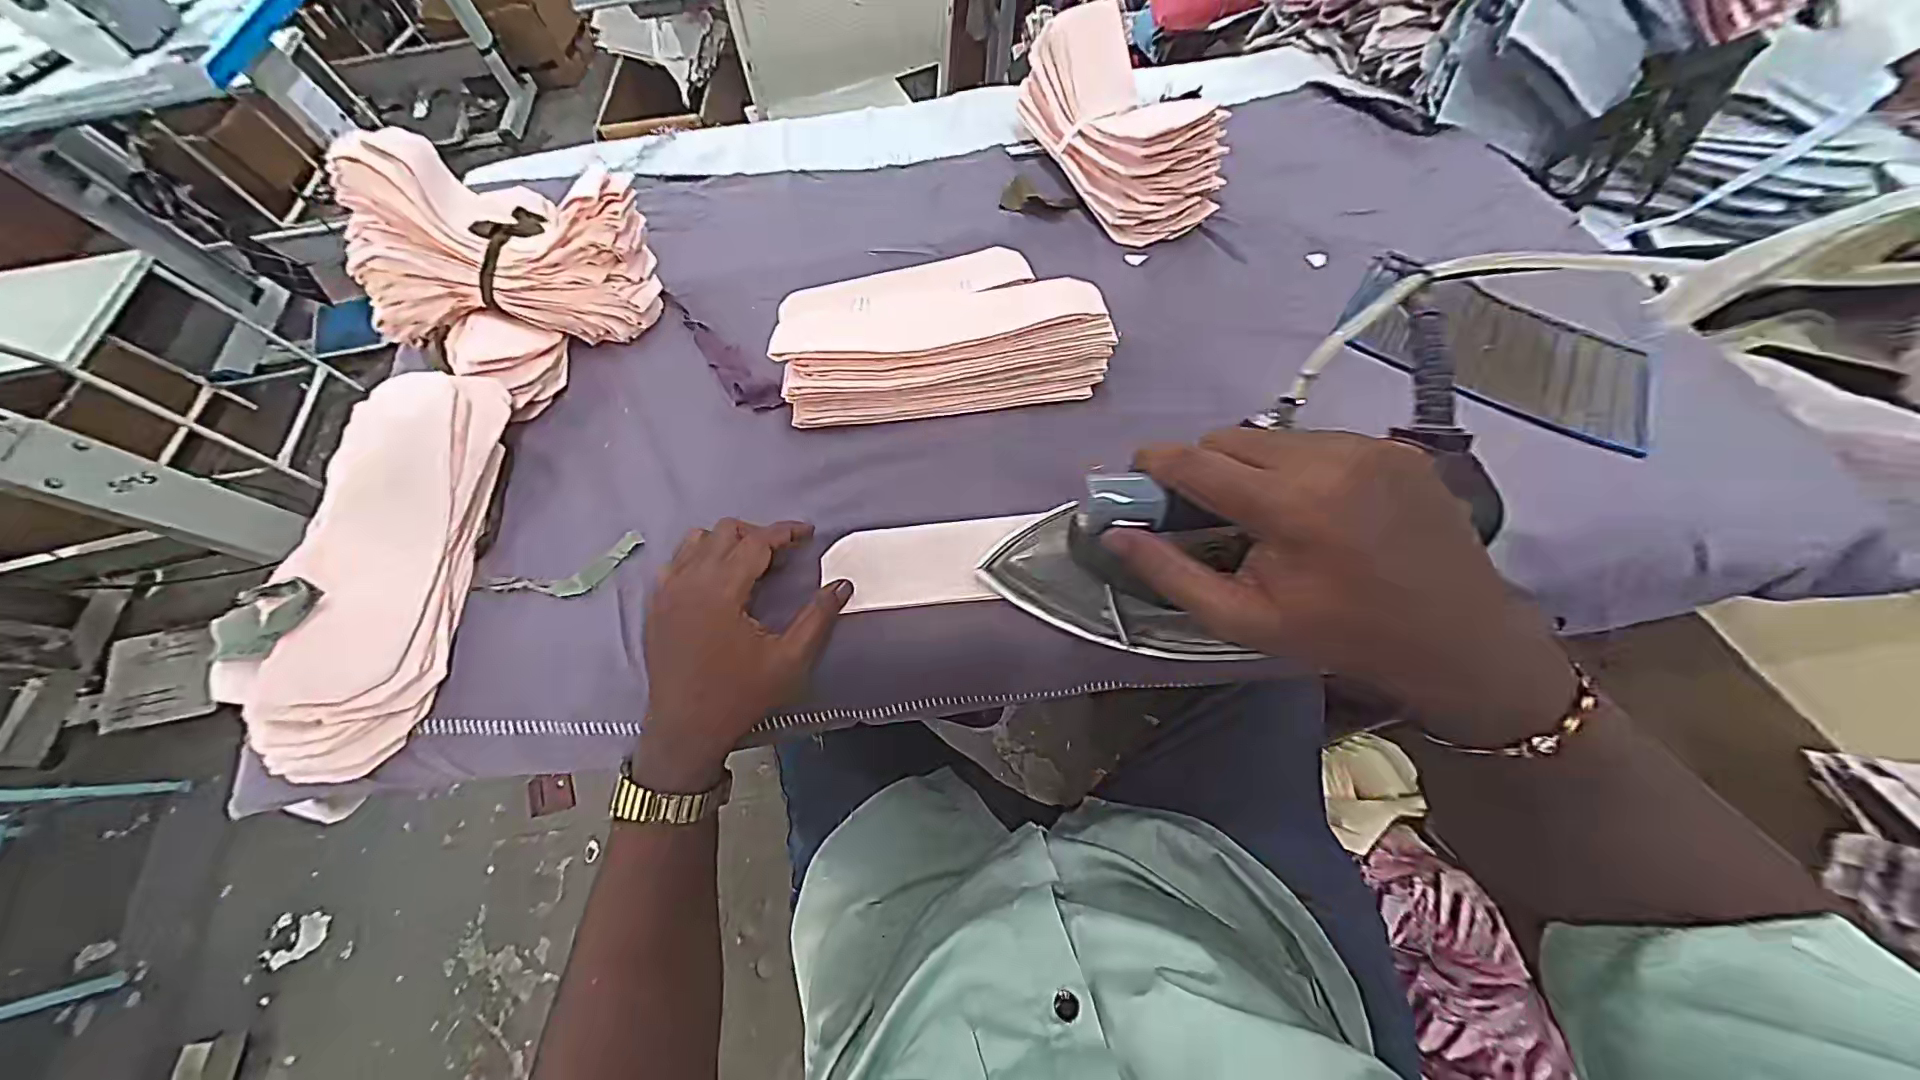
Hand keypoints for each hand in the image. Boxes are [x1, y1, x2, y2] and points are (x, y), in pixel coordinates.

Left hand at [636, 519, 852, 791]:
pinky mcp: (657, 604)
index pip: (755, 542)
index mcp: (721, 591)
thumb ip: (818, 617)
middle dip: (759, 534)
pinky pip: (678, 560)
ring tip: (753, 563)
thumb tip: (842, 584)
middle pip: (726, 531)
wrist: (686, 729)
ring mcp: (667, 591)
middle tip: (785, 555)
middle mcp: (689, 581)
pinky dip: (701, 556)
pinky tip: (719, 579)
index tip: (808, 533)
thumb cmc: (739, 695)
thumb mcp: (789, 660)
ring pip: (698, 540)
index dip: (785, 532)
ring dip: (729, 542)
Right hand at [1104, 429, 1575, 743]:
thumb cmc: (1340, 636)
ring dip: (1251, 465)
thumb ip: (1171, 574)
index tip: (1138, 474)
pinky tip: (1313, 506)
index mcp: (1290, 505)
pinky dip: (1296, 465)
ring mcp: (1370, 447)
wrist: (1460, 639)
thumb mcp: (1243, 620)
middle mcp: (1330, 458)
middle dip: (1205, 467)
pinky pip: (1317, 441)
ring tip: (1266, 512)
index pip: (1197, 460)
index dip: (1156, 462)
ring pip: (1273, 436)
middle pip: (1231, 438)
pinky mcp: (1396, 447)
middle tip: (1206, 508)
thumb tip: (1116, 535)